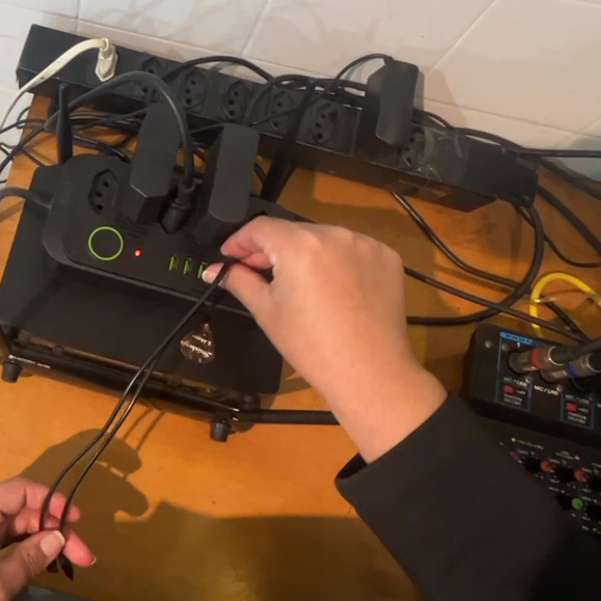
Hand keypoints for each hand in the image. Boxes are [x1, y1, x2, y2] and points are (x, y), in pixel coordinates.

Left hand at [0, 477, 96, 600]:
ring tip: (71, 560)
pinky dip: (25, 547)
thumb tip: (58, 537)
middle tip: (83, 556)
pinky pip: (3, 539)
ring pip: (14, 525)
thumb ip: (31, 557)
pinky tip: (44, 561)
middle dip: (53, 526)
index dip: (51, 499)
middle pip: (21, 509)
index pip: (20, 490)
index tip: (76, 520)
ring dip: (42, 538)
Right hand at [206, 217, 445, 460]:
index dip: (239, 241)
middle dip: (271, 249)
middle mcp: (333, 234)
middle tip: (256, 272)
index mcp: (299, 245)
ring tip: (296, 282)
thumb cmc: (310, 345)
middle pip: (291, 232)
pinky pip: (351, 250)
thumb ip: (239, 280)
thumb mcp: (266, 311)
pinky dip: (337, 261)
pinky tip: (331, 287)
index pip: (259, 227)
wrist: (370, 373)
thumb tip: (213, 270)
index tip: (229, 257)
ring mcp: (364, 244)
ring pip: (322, 239)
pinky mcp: (387, 258)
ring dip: (304, 253)